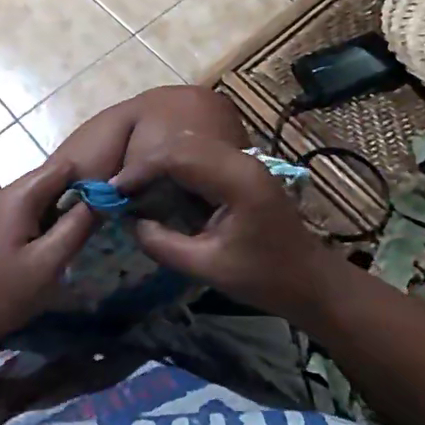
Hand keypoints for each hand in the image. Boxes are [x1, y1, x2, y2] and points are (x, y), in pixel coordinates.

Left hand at [0, 160, 96, 346]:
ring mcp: (4, 206)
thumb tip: (104, 197)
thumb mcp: (48, 262)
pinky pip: (36, 207)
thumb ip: (77, 226)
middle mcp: (10, 192)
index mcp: (20, 196)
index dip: (89, 179)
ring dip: (67, 206)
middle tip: (102, 218)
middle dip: (79, 192)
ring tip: (87, 228)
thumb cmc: (6, 291)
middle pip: (55, 177)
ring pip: (46, 193)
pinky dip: (53, 216)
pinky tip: (63, 238)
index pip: (65, 168)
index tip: (109, 202)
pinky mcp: (4, 221)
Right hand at [112, 131, 336, 322]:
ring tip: (136, 187)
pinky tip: (162, 187)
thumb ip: (163, 244)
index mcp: (236, 180)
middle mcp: (241, 160)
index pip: (177, 157)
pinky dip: (177, 166)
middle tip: (120, 189)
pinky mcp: (243, 170)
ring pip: (192, 145)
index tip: (114, 191)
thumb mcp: (207, 267)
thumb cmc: (263, 277)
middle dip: (147, 163)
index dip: (141, 170)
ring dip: (161, 162)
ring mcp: (245, 162)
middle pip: (183, 144)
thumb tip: (131, 222)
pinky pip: (203, 156)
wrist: (310, 280)